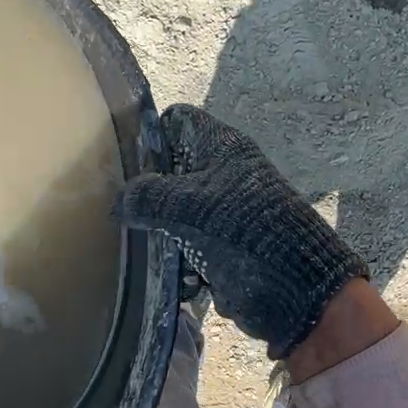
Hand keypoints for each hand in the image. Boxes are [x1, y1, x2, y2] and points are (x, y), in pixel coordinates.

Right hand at [117, 104, 369, 359]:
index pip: (178, 122)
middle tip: (116, 202)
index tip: (120, 157)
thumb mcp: (189, 204)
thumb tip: (119, 202)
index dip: (150, 133)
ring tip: (131, 237)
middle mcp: (221, 173)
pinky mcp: (220, 246)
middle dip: (145, 186)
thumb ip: (147, 196)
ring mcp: (221, 212)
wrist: (292, 286)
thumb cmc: (243, 229)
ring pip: (173, 210)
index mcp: (221, 148)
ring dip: (155, 227)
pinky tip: (161, 267)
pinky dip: (173, 256)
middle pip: (172, 169)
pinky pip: (184, 243)